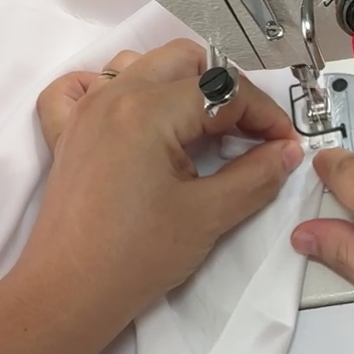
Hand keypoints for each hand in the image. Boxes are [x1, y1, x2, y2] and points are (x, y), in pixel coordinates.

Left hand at [21, 39, 303, 322]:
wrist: (71, 293)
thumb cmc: (137, 257)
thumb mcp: (209, 216)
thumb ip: (256, 176)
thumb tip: (286, 153)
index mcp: (150, 111)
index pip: (225, 90)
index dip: (266, 116)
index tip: (284, 147)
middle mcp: (114, 96)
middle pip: (185, 61)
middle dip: (226, 93)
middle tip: (247, 138)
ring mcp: (84, 110)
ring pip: (140, 64)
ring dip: (178, 86)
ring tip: (198, 131)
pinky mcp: (67, 133)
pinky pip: (84, 87)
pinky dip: (113, 89)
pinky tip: (132, 116)